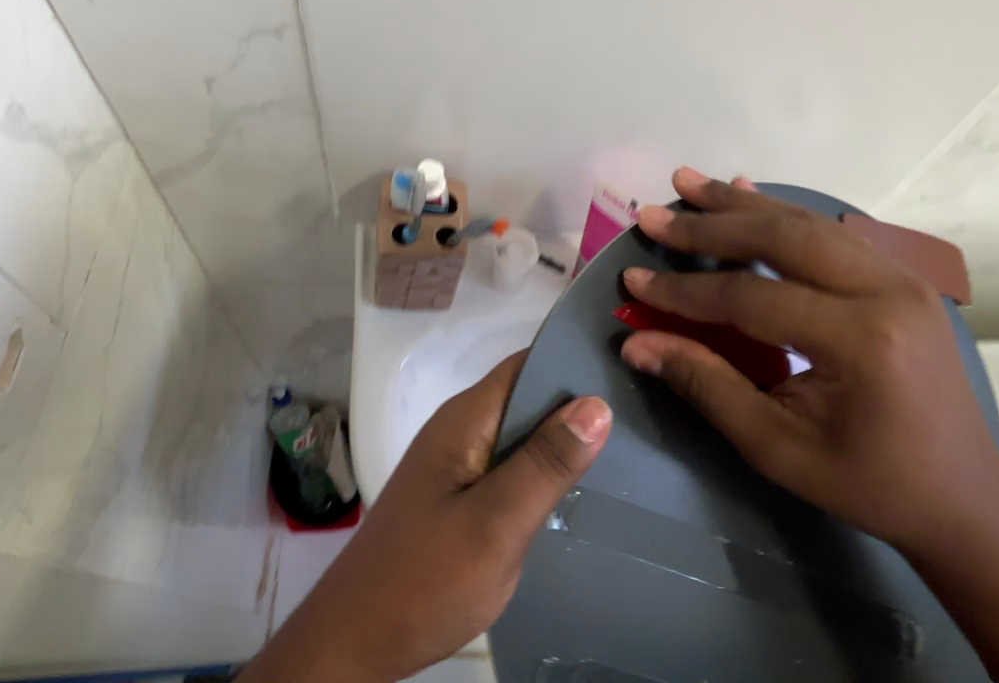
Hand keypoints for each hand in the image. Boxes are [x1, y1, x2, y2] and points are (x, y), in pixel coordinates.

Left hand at [238, 353, 612, 682]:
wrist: (358, 637)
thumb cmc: (426, 578)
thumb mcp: (496, 523)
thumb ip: (545, 464)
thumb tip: (597, 403)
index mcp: (466, 420)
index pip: (527, 365)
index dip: (573, 362)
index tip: (628, 372)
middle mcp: (460, 429)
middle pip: (526, 396)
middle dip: (577, 404)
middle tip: (640, 415)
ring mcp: (457, 463)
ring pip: (520, 434)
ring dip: (562, 440)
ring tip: (626, 448)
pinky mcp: (459, 494)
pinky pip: (509, 466)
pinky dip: (542, 470)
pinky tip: (578, 488)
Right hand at [617, 168, 998, 553]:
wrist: (964, 498)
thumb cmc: (868, 483)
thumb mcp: (778, 447)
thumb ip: (706, 385)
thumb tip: (636, 344)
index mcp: (860, 341)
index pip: (752, 297)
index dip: (685, 291)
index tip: (632, 282)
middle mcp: (886, 292)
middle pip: (782, 238)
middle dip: (708, 225)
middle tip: (652, 215)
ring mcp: (903, 279)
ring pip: (808, 223)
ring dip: (741, 204)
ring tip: (687, 182)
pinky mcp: (903, 279)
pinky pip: (832, 234)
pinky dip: (782, 214)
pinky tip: (747, 194)